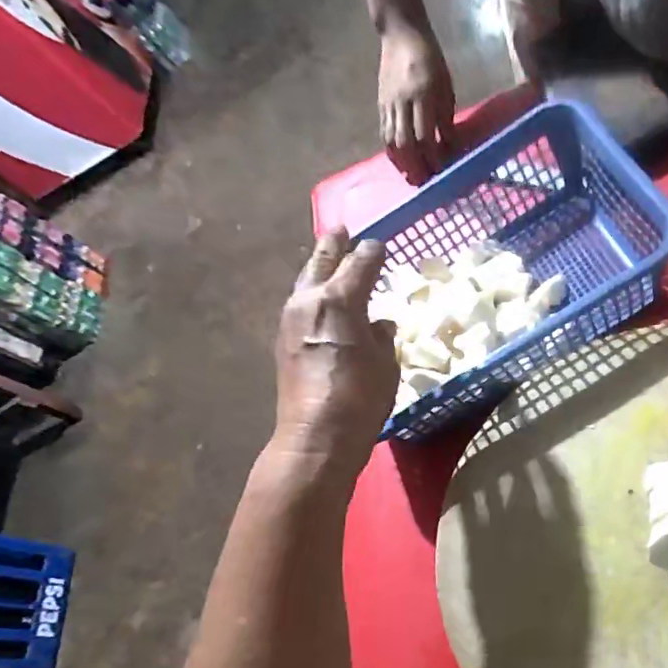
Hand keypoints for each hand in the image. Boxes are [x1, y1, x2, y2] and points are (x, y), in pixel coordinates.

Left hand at [270, 229, 398, 477]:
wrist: (316, 436)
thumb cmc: (361, 399)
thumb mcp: (386, 365)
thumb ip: (382, 337)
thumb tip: (378, 325)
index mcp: (341, 299)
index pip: (361, 261)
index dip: (374, 252)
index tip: (381, 247)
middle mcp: (310, 300)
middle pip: (322, 260)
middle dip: (335, 245)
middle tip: (342, 230)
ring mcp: (291, 319)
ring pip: (305, 281)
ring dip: (318, 268)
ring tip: (329, 260)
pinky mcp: (282, 340)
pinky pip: (299, 304)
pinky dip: (311, 294)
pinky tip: (320, 302)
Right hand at [378, 24, 454, 177]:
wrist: (400, 33)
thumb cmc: (430, 59)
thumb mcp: (445, 85)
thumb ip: (446, 117)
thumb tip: (450, 147)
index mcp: (422, 94)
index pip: (425, 135)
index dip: (433, 156)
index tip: (441, 170)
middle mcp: (402, 102)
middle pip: (405, 143)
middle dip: (416, 166)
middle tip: (425, 181)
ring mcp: (388, 104)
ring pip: (391, 141)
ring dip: (402, 163)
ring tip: (411, 176)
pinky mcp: (380, 104)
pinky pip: (384, 133)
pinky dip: (392, 151)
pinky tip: (400, 161)